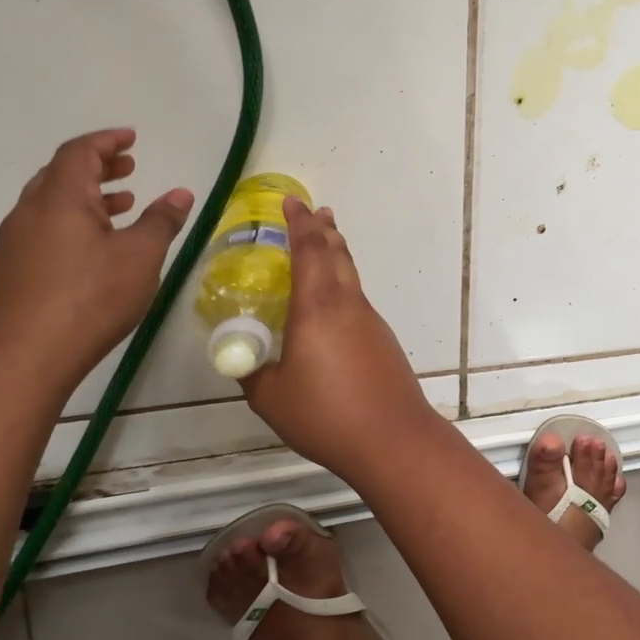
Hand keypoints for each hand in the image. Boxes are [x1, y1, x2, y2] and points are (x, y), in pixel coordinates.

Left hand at [0, 128, 192, 384]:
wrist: (22, 356)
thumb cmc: (89, 297)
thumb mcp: (140, 256)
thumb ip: (161, 221)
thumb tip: (179, 193)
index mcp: (59, 199)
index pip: (79, 153)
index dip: (106, 141)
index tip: (131, 138)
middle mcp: (30, 213)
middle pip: (59, 174)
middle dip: (96, 166)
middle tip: (129, 166)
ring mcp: (17, 243)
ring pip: (52, 203)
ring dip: (87, 196)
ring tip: (123, 204)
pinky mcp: (14, 270)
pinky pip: (46, 228)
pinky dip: (75, 220)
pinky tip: (99, 245)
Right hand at [240, 197, 438, 472]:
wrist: (391, 436)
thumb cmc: (326, 414)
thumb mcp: (271, 396)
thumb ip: (255, 370)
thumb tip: (247, 360)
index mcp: (318, 307)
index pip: (309, 250)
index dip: (299, 224)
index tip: (292, 203)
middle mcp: (348, 305)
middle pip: (338, 255)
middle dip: (324, 231)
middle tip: (316, 213)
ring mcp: (370, 321)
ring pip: (350, 277)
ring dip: (336, 255)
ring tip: (324, 246)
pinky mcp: (381, 340)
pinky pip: (356, 301)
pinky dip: (341, 286)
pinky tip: (331, 306)